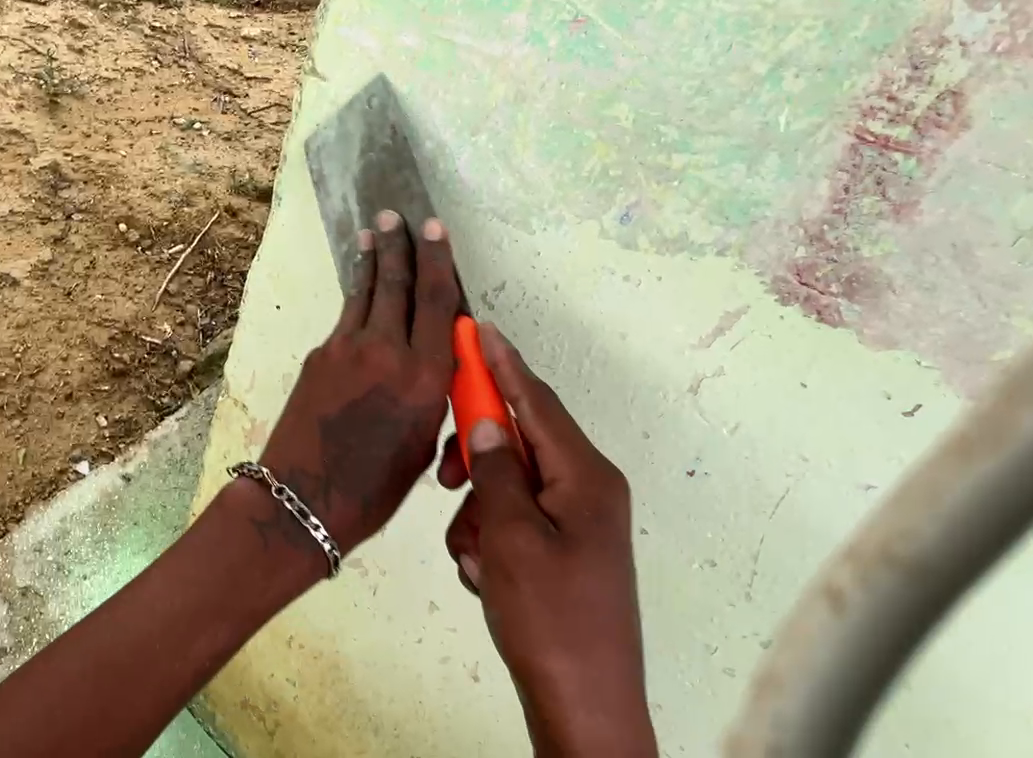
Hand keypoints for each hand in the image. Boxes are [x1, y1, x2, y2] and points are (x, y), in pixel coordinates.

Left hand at [256, 210, 458, 553]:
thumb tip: (428, 363)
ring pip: (365, 293)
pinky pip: (346, 317)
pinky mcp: (318, 355)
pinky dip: (355, 295)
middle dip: (400, 246)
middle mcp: (387, 351)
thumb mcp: (422, 444)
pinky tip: (358, 287)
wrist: (302, 498)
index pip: (437, 304)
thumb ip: (429, 394)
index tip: (435, 229)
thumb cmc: (375, 489)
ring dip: (371, 260)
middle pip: (397, 285)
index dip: (438, 261)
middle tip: (396, 214)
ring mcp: (346, 348)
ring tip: (373, 231)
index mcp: (425, 377)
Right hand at [438, 324, 656, 757]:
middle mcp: (586, 489)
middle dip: (476, 456)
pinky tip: (481, 572)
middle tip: (446, 478)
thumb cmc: (549, 616)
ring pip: (507, 482)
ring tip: (470, 552)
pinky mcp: (560, 549)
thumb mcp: (510, 537)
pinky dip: (487, 536)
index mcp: (586, 477)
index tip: (475, 327)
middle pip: (519, 440)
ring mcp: (575, 522)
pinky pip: (512, 517)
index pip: (535, 400)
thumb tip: (486, 422)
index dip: (502, 362)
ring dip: (477, 508)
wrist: (582, 705)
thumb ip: (495, 469)